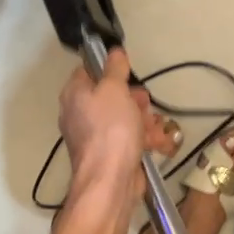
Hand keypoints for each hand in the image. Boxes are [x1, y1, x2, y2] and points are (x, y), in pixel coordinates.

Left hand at [59, 50, 178, 189]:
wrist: (110, 180)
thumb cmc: (111, 129)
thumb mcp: (114, 90)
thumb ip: (115, 68)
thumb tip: (114, 52)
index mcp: (75, 95)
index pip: (88, 71)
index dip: (110, 69)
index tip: (128, 74)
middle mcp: (80, 114)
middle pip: (111, 96)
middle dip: (134, 99)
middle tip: (144, 104)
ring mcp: (95, 136)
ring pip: (124, 118)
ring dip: (144, 120)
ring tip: (155, 127)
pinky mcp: (110, 154)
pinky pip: (128, 138)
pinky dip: (144, 139)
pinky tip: (158, 143)